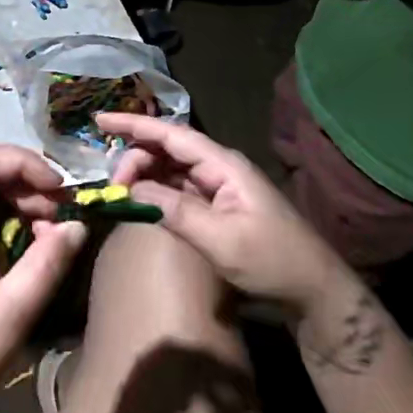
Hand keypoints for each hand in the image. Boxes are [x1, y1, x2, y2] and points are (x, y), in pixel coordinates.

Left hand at [0, 145, 87, 412]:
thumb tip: (78, 225)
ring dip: (26, 208)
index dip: (24, 163)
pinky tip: (36, 252)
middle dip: (30, 186)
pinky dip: (16, 229)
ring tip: (54, 236)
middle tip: (64, 217)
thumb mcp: (11, 312)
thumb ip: (47, 262)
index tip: (60, 190)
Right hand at [96, 113, 351, 315]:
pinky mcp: (217, 206)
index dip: (134, 125)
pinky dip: (156, 190)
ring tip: (122, 193)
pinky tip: (141, 201)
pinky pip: (179, 188)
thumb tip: (134, 189)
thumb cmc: (272, 261)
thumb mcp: (221, 239)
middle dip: (136, 158)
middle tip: (114, 188)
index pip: (171, 135)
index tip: (99, 121)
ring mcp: (219, 187)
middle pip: (168, 149)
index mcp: (224, 165)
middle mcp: (220, 168)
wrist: (313, 291)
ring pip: (171, 168)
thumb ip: (175, 210)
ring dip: (144, 174)